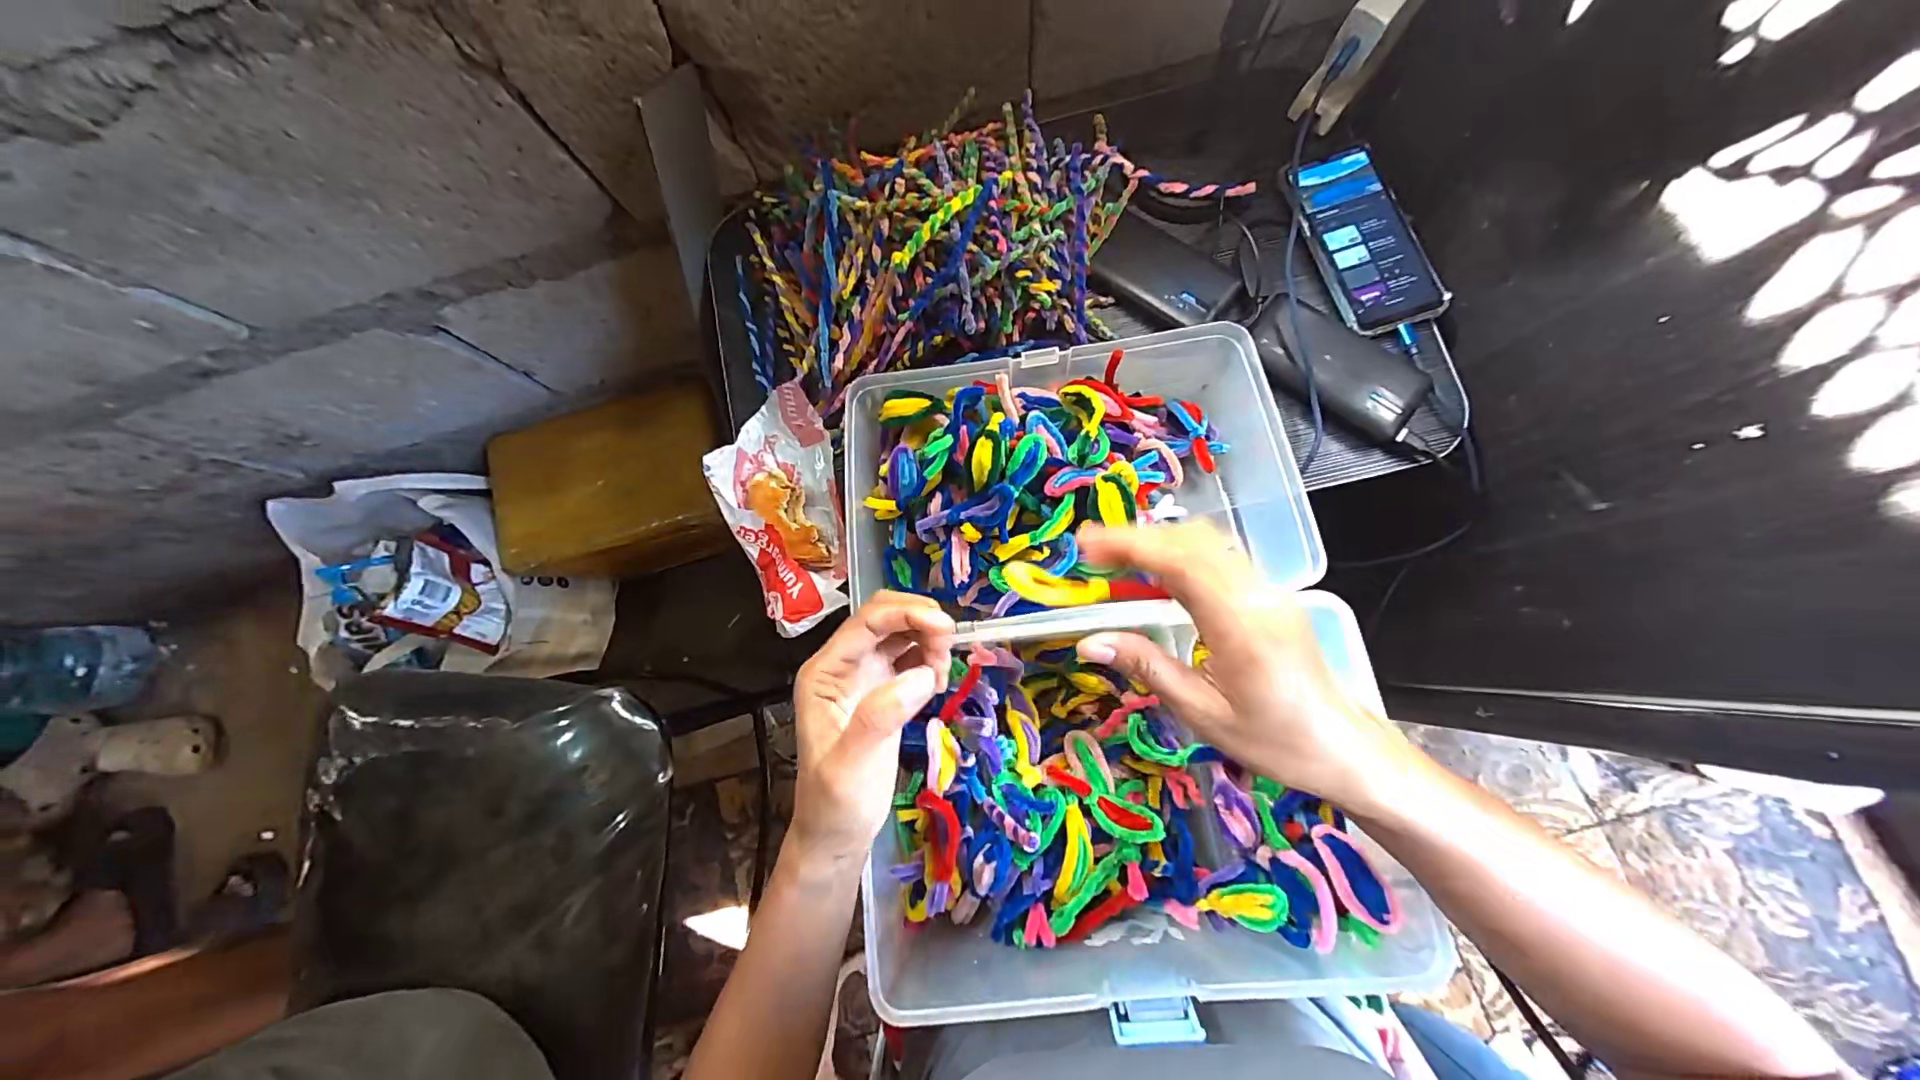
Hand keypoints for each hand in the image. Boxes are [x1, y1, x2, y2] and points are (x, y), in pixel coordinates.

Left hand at [790, 592, 955, 860]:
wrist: (836, 835)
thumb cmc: (835, 805)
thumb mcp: (850, 766)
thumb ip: (880, 717)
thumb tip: (923, 674)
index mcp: (824, 672)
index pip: (866, 622)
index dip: (906, 613)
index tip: (944, 627)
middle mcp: (843, 665)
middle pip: (885, 617)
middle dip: (920, 620)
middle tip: (949, 647)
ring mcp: (864, 676)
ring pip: (902, 632)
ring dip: (929, 639)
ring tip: (941, 674)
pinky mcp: (884, 690)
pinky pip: (911, 655)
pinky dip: (930, 658)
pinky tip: (936, 684)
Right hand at [1074, 522, 1416, 816]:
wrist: (1342, 747)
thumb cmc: (1276, 741)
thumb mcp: (1202, 713)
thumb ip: (1146, 667)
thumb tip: (1090, 643)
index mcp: (1241, 627)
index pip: (1182, 564)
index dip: (1131, 546)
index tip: (1089, 547)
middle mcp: (1258, 596)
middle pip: (1192, 541)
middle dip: (1136, 536)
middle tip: (1090, 550)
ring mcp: (1269, 589)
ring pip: (1208, 542)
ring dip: (1158, 539)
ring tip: (1115, 555)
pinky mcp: (1270, 593)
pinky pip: (1220, 556)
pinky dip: (1180, 550)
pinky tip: (1157, 568)